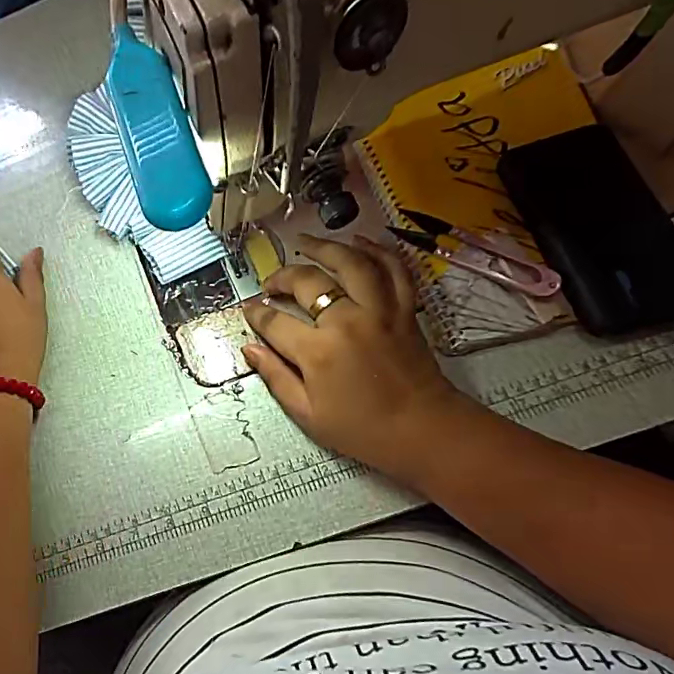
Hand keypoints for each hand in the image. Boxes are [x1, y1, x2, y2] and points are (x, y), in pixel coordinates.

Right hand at [241, 235, 477, 481]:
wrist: (423, 431)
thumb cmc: (363, 430)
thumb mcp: (309, 414)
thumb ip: (277, 377)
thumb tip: (250, 349)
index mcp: (319, 351)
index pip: (276, 322)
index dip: (257, 314)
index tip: (249, 310)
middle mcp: (347, 320)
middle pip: (308, 282)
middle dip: (282, 277)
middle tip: (271, 283)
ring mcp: (379, 310)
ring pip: (350, 263)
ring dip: (326, 248)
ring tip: (306, 243)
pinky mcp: (404, 309)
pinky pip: (393, 269)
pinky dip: (378, 251)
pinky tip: (360, 242)